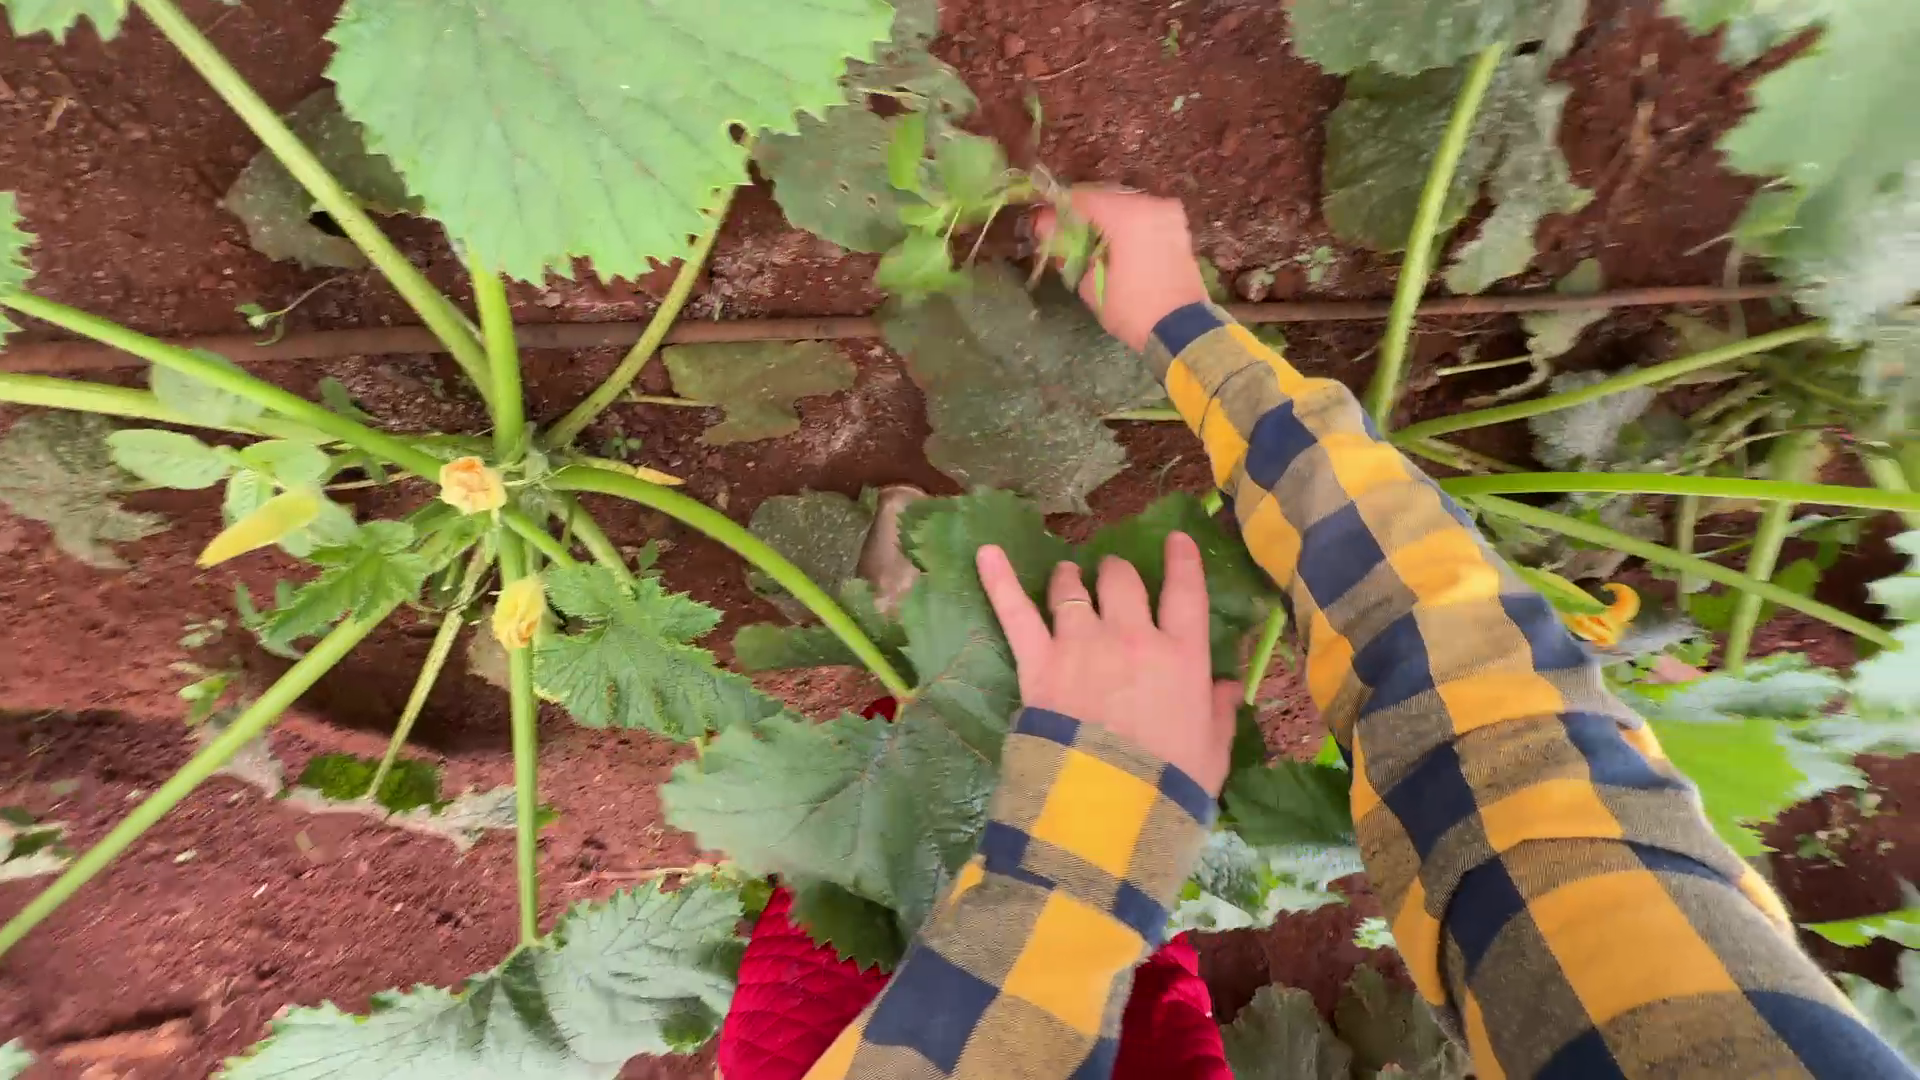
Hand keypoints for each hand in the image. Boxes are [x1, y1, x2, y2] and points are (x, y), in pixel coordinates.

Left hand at [976, 532, 1238, 793]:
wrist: (1110, 810)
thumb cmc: (1170, 787)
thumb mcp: (1211, 753)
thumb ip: (1218, 714)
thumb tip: (1227, 687)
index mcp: (1181, 657)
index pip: (1186, 593)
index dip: (1182, 562)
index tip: (1175, 540)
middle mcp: (1132, 637)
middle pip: (1122, 581)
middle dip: (1116, 572)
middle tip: (1111, 575)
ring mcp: (1082, 644)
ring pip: (1072, 589)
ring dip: (1070, 578)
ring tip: (1067, 576)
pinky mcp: (1039, 662)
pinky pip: (1015, 611)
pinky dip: (999, 580)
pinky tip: (987, 553)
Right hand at [1036, 188, 1211, 350]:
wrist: (1182, 330)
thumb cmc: (1132, 309)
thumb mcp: (1092, 286)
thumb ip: (1070, 254)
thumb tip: (1051, 237)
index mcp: (1127, 216)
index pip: (1083, 200)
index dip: (1059, 210)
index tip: (1043, 223)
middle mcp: (1150, 205)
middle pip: (1106, 200)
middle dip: (1083, 216)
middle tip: (1063, 234)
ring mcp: (1168, 216)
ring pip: (1126, 209)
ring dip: (1105, 222)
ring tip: (1087, 244)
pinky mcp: (1177, 229)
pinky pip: (1143, 220)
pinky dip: (1126, 229)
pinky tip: (1112, 247)